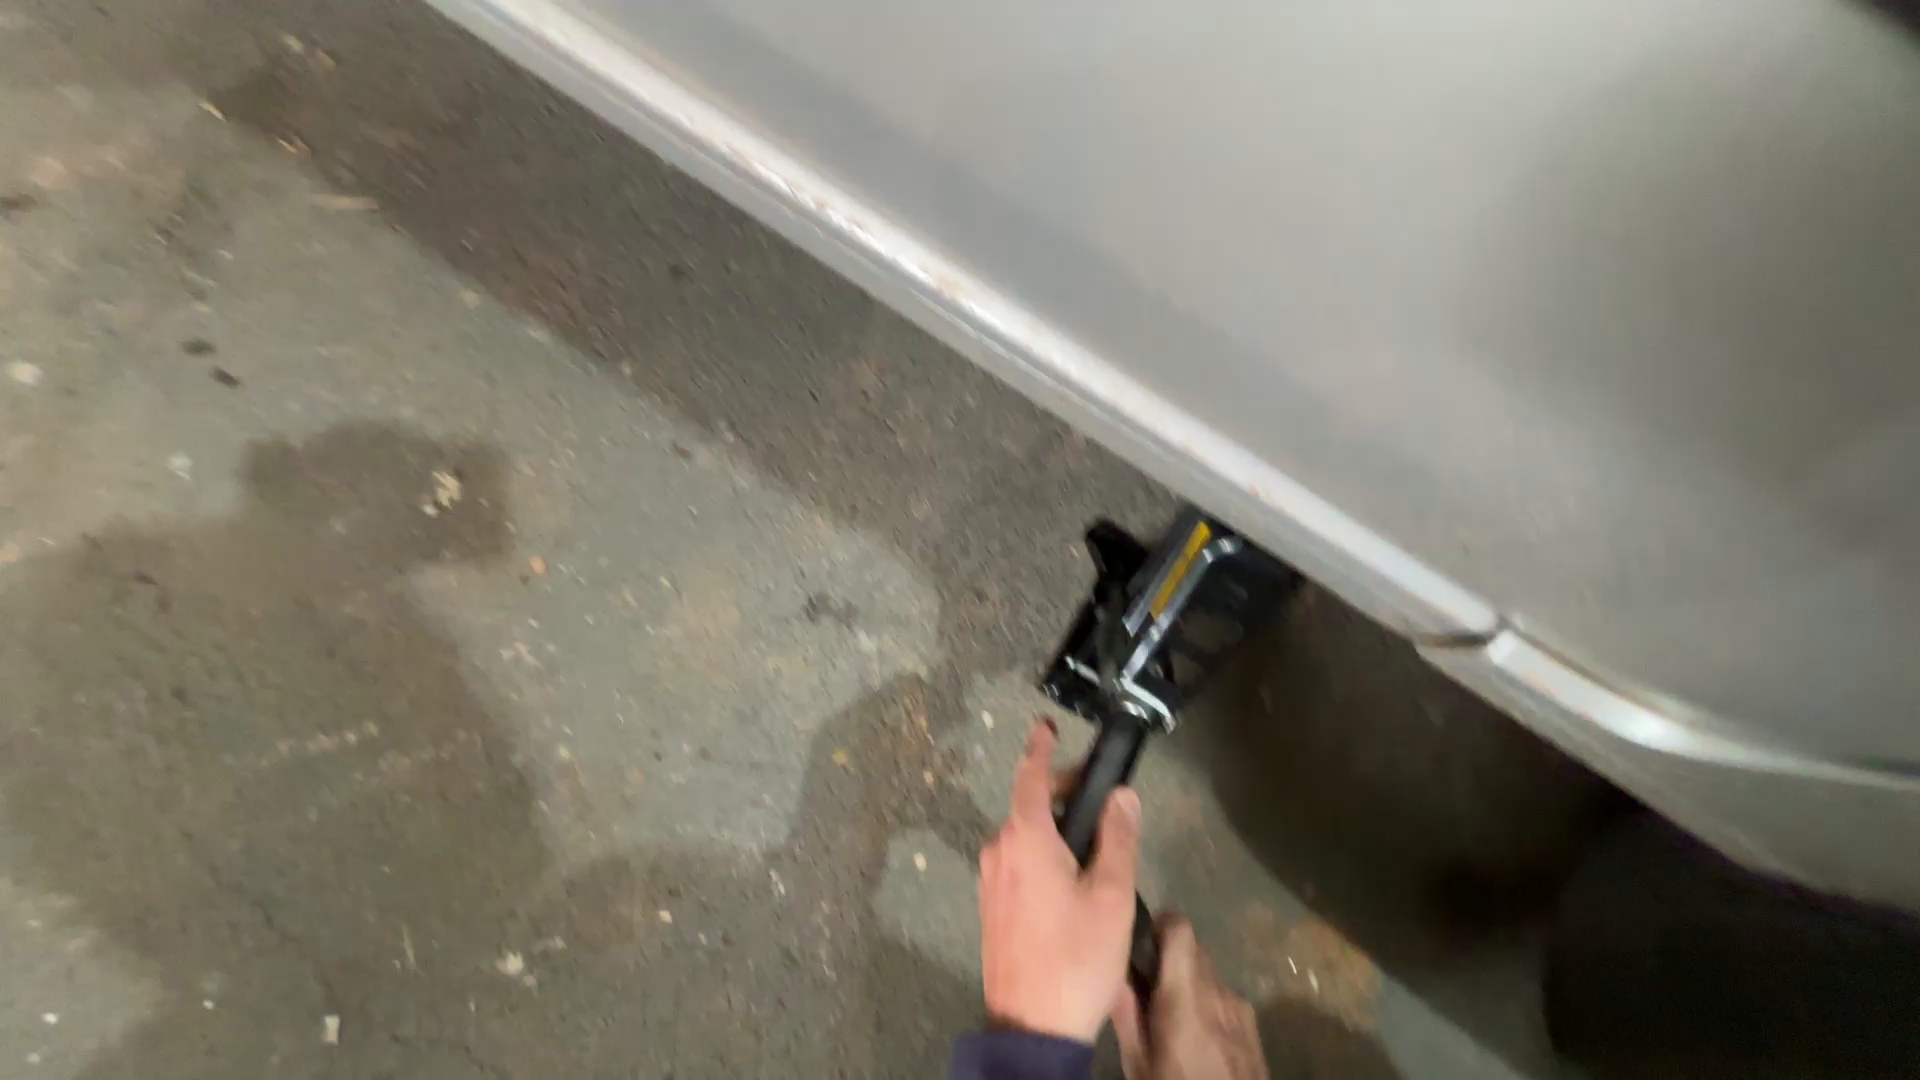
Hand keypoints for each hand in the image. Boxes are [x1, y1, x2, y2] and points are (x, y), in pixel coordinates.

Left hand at [978, 720, 1142, 1042]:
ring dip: (1053, 824)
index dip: (1040, 747)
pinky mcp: (991, 903)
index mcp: (1025, 837)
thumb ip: (1118, 839)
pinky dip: (1041, 850)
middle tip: (1098, 794)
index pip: (1030, 775)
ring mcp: (990, 877)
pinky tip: (1069, 875)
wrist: (1030, 1026)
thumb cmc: (1076, 955)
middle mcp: (999, 848)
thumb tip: (1122, 795)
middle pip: (1029, 803)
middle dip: (1061, 790)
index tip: (1046, 725)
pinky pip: (1017, 859)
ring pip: (1023, 833)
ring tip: (1094, 841)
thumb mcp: (1111, 896)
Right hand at [1113, 915, 1267, 1079]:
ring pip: (1209, 971)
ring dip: (1189, 981)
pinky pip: (1224, 995)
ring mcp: (1240, 1008)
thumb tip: (1112, 971)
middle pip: (1193, 947)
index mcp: (1184, 995)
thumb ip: (1125, 1012)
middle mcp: (1216, 991)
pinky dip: (1208, 1003)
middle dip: (1170, 957)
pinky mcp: (1254, 1027)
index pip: (1178, 926)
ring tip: (1172, 1016)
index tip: (1142, 945)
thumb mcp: (1138, 1065)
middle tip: (1149, 987)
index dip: (1159, 926)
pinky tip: (1199, 1039)